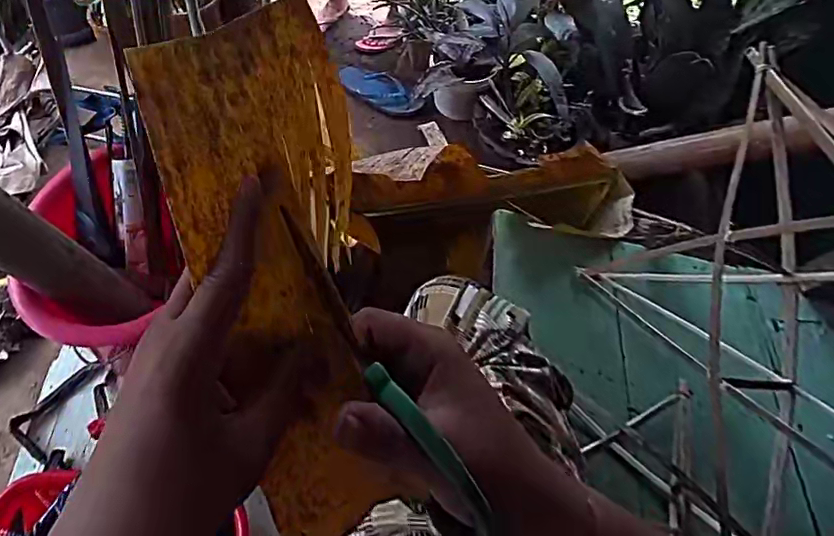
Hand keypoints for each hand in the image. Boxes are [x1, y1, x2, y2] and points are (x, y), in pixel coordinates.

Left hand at [53, 177, 309, 535]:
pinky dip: (220, 325)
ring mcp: (150, 354)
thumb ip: (281, 394)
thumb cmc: (177, 497)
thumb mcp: (243, 451)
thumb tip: (313, 350)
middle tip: (274, 227)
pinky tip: (247, 349)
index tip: (255, 179)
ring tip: (273, 293)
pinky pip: (189, 329)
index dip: (244, 221)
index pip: (225, 271)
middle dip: (238, 248)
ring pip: (197, 303)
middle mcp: (163, 338)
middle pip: (206, 277)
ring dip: (231, 292)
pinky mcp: (147, 371)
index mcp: (188, 351)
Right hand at [336, 309, 638, 535]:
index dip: (338, 340)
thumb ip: (389, 436)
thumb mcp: (440, 451)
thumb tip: (337, 419)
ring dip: (345, 398)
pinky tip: (339, 440)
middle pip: (363, 349)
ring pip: (367, 378)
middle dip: (335, 372)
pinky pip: (376, 405)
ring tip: (310, 419)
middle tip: (301, 399)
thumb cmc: (492, 469)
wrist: (533, 511)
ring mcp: (417, 386)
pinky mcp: (415, 414)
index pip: (369, 323)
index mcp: (428, 348)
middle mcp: (419, 358)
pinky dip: (360, 419)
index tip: (306, 369)